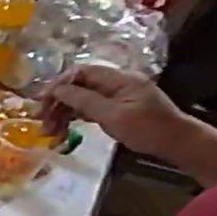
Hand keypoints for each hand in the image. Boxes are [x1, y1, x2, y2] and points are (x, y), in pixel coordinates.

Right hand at [45, 63, 194, 159]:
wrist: (176, 143)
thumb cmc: (148, 129)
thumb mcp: (113, 115)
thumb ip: (84, 100)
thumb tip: (57, 90)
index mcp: (119, 79)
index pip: (81, 72)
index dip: (58, 84)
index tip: (40, 101)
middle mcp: (115, 84)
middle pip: (77, 86)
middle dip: (56, 102)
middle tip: (40, 120)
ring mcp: (114, 97)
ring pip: (78, 99)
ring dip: (60, 114)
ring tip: (49, 132)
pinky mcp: (112, 110)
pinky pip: (85, 110)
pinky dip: (71, 119)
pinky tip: (61, 132)